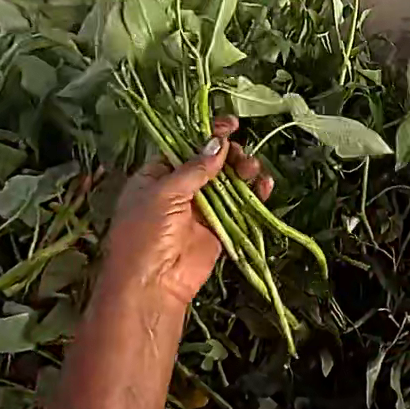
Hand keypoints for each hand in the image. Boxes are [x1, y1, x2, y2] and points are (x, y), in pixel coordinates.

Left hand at [102, 116, 273, 315]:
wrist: (152, 284)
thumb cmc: (145, 233)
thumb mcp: (164, 193)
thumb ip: (195, 168)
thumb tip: (218, 143)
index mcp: (158, 176)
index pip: (186, 147)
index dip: (208, 134)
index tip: (230, 124)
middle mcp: (180, 189)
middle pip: (213, 163)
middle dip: (230, 155)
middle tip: (241, 156)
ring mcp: (202, 209)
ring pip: (229, 182)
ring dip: (244, 172)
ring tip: (252, 170)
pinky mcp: (220, 228)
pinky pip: (240, 206)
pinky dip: (254, 195)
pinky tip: (264, 186)